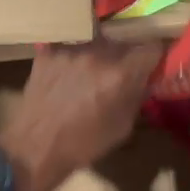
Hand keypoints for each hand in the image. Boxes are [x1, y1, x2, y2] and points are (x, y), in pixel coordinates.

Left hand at [0, 40, 165, 190]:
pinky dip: (71, 60)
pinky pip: (68, 49)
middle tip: (118, 73)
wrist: (35, 147)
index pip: (151, 47)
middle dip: (124, 56)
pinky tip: (65, 77)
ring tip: (87, 77)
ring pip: (93, 43)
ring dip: (96, 56)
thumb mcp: (123, 126)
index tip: (151, 63)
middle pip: (121, 43)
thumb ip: (137, 95)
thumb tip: (145, 78)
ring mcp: (68, 50)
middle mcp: (96, 54)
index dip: (153, 56)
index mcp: (119, 74)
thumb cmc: (83, 144)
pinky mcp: (46, 52)